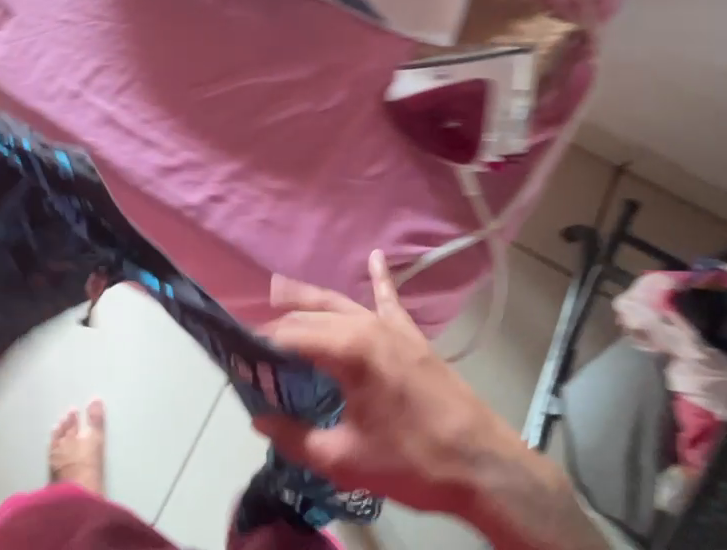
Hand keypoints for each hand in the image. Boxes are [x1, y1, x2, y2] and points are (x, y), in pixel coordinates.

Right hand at [255, 251, 609, 549]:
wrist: (488, 470)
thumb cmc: (415, 463)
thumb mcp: (346, 460)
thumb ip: (295, 438)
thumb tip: (259, 421)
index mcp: (347, 349)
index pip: (288, 335)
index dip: (258, 346)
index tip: (238, 360)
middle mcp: (365, 326)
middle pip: (308, 315)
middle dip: (276, 325)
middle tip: (251, 343)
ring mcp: (392, 328)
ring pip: (338, 302)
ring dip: (307, 299)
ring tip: (276, 293)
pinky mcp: (413, 338)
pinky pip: (389, 301)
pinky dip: (379, 279)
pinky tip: (375, 257)